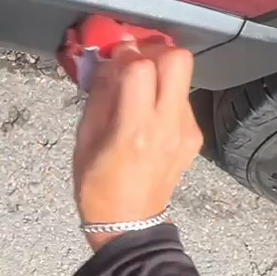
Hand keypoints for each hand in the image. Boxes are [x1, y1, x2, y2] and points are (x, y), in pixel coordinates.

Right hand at [72, 40, 200, 249]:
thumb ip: (99, 98)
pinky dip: (164, 94)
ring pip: (183, 76)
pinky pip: (182, 99)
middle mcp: (166, 126)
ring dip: (159, 72)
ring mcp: (185, 130)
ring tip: (137, 87)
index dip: (124, 54)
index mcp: (133, 129)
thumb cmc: (97, 188)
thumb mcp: (84, 142)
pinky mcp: (193, 136)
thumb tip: (108, 64)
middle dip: (154, 50)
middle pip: (178, 59)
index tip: (112, 56)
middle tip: (134, 60)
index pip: (140, 67)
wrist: (129, 224)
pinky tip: (147, 110)